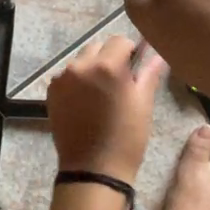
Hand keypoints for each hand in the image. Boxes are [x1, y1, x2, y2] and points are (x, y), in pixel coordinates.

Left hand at [46, 35, 165, 180]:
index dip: (130, 51)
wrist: (93, 168)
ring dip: (92, 68)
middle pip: (97, 47)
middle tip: (119, 82)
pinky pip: (67, 76)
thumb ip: (148, 74)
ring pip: (81, 61)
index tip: (134, 67)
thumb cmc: (126, 138)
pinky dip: (77, 81)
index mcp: (107, 66)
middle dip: (109, 58)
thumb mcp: (143, 104)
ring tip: (101, 94)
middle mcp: (81, 66)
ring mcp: (62, 78)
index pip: (119, 41)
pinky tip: (86, 102)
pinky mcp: (51, 91)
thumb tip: (158, 55)